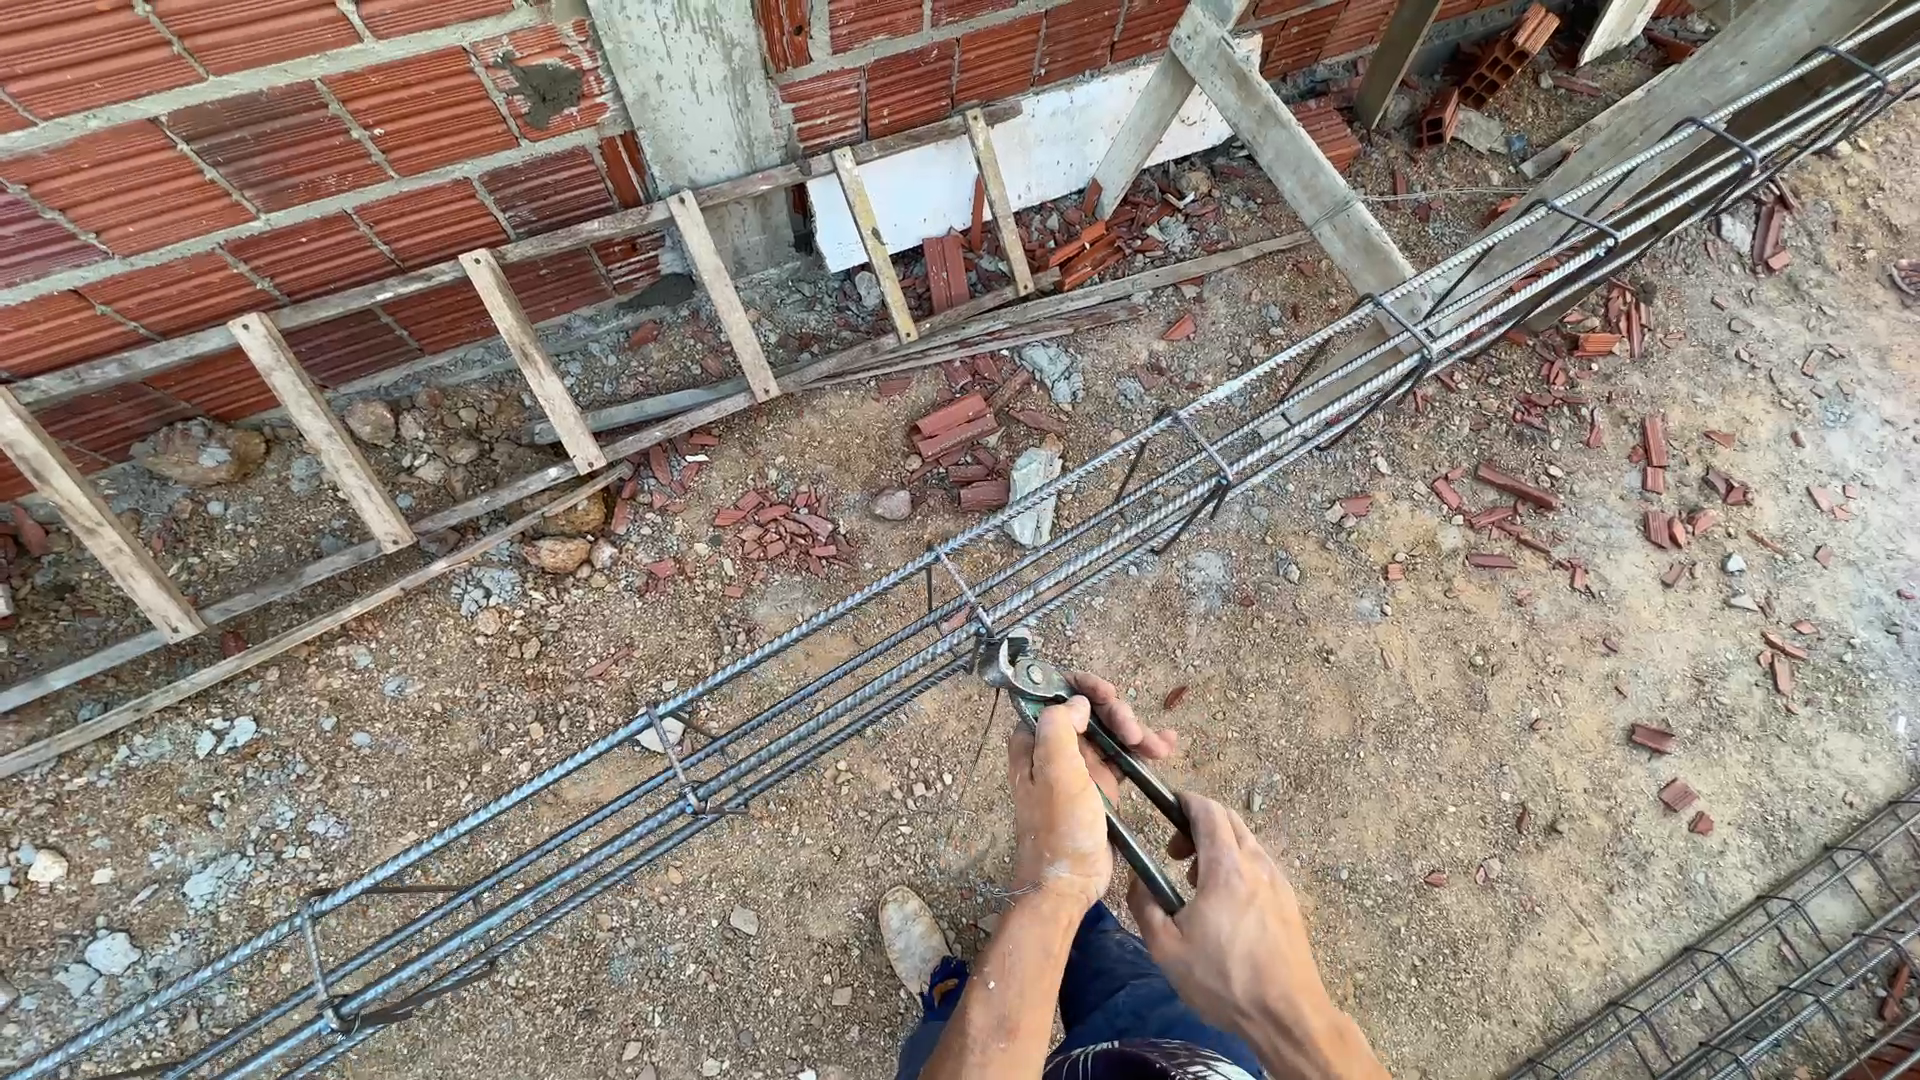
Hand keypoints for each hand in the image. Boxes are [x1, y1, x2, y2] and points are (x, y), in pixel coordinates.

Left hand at [1006, 676, 1179, 908]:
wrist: (1069, 882)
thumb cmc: (1058, 828)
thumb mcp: (1056, 773)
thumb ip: (1060, 728)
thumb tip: (1077, 702)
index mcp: (1034, 738)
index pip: (1055, 692)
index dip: (1083, 686)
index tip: (1108, 695)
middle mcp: (1055, 745)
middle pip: (1090, 708)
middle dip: (1117, 713)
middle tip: (1135, 733)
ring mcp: (1080, 763)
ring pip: (1111, 730)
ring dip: (1136, 731)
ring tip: (1157, 748)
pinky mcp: (1102, 782)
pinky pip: (1124, 754)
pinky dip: (1144, 748)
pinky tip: (1166, 745)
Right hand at [1127, 795, 1381, 1078]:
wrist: (1291, 1018)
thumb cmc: (1225, 981)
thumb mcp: (1167, 948)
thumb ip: (1143, 905)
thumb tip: (1136, 881)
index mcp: (1226, 867)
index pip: (1208, 811)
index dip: (1185, 801)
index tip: (1166, 806)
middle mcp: (1256, 864)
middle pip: (1228, 820)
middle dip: (1198, 823)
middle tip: (1175, 852)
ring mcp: (1278, 882)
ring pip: (1245, 842)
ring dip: (1218, 846)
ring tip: (1196, 882)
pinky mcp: (1290, 902)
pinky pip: (1258, 865)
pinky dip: (1236, 865)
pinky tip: (1225, 903)